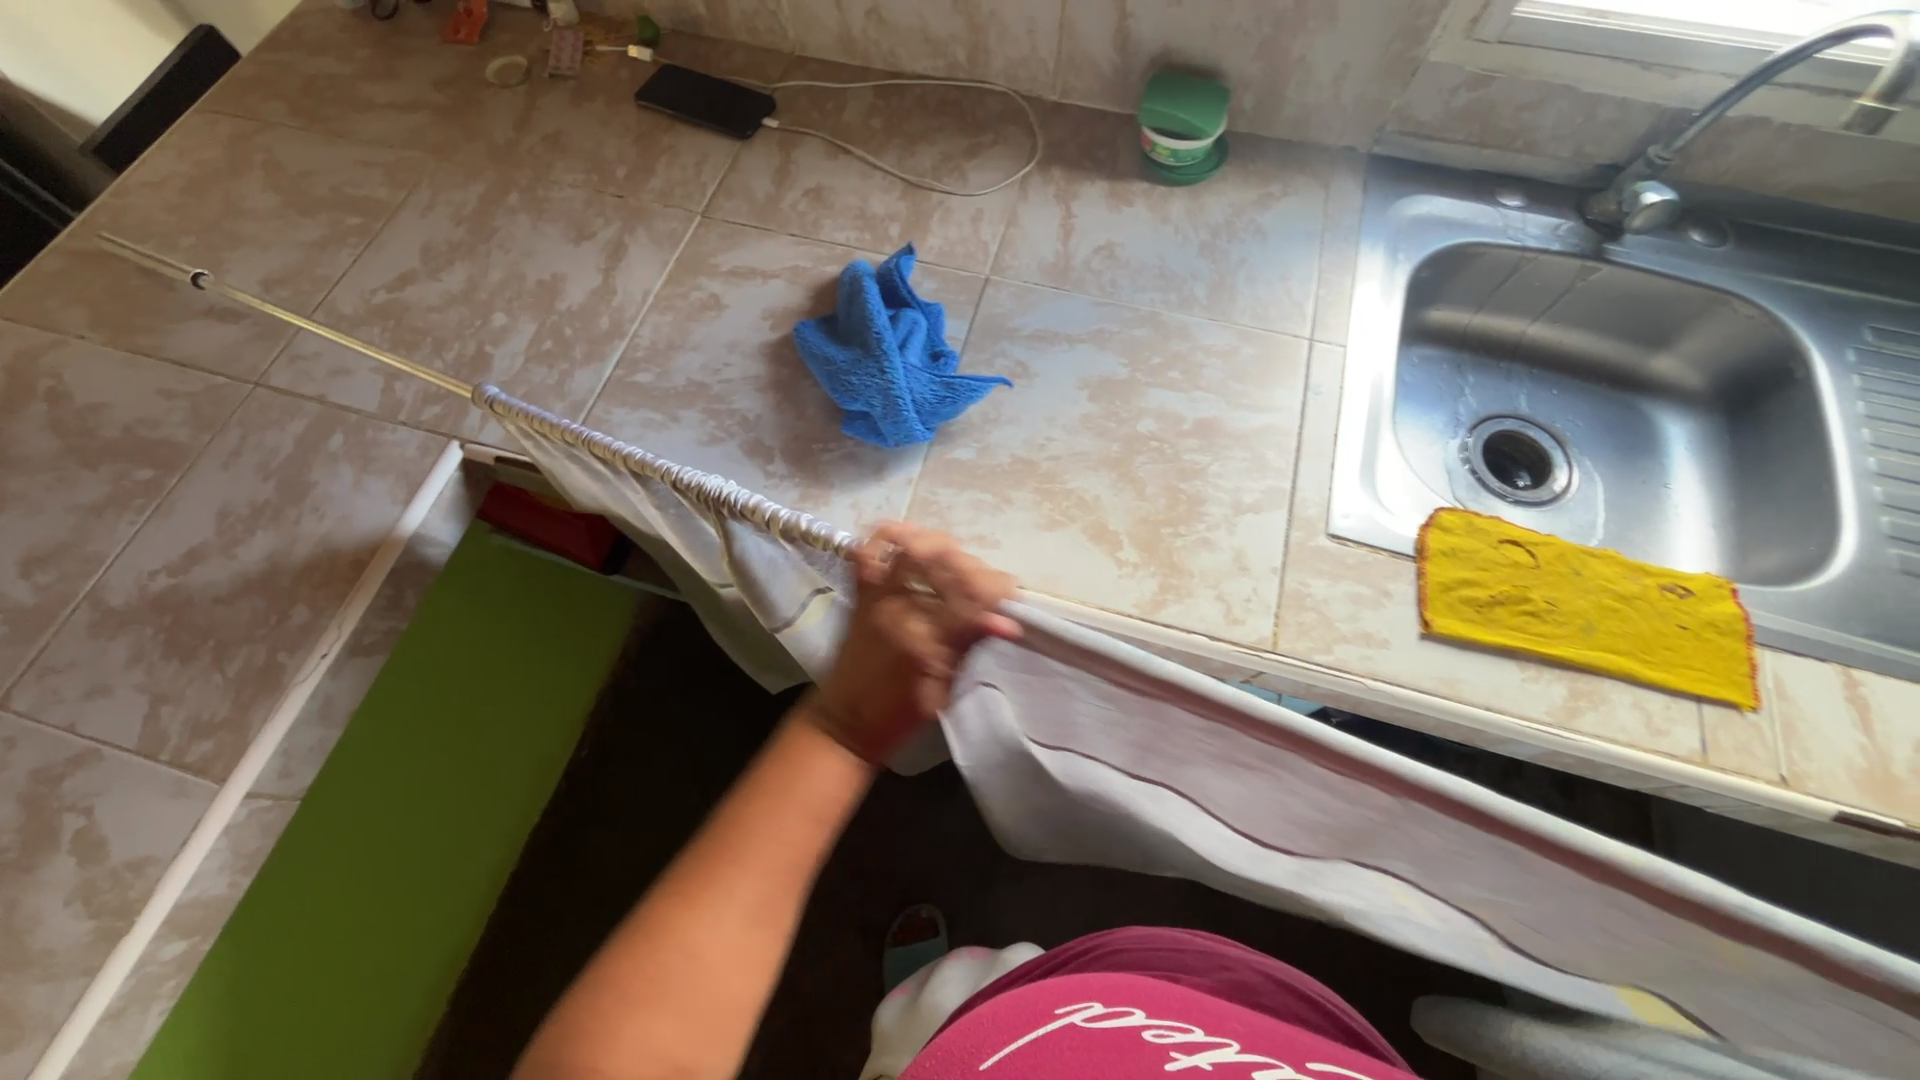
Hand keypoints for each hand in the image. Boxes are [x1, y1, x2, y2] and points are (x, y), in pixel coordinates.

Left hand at [811, 523, 1020, 762]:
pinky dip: (890, 538)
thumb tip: (1008, 622)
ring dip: (941, 548)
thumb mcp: (943, 689)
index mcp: (927, 640)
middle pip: (948, 563)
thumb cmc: (897, 716)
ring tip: (954, 563)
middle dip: (976, 569)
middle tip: (985, 586)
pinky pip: (869, 551)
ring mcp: (878, 597)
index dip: (999, 587)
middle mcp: (902, 609)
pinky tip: (910, 540)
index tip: (1010, 592)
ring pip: (913, 546)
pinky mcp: (860, 594)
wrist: (844, 722)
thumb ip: (970, 647)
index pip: (973, 595)